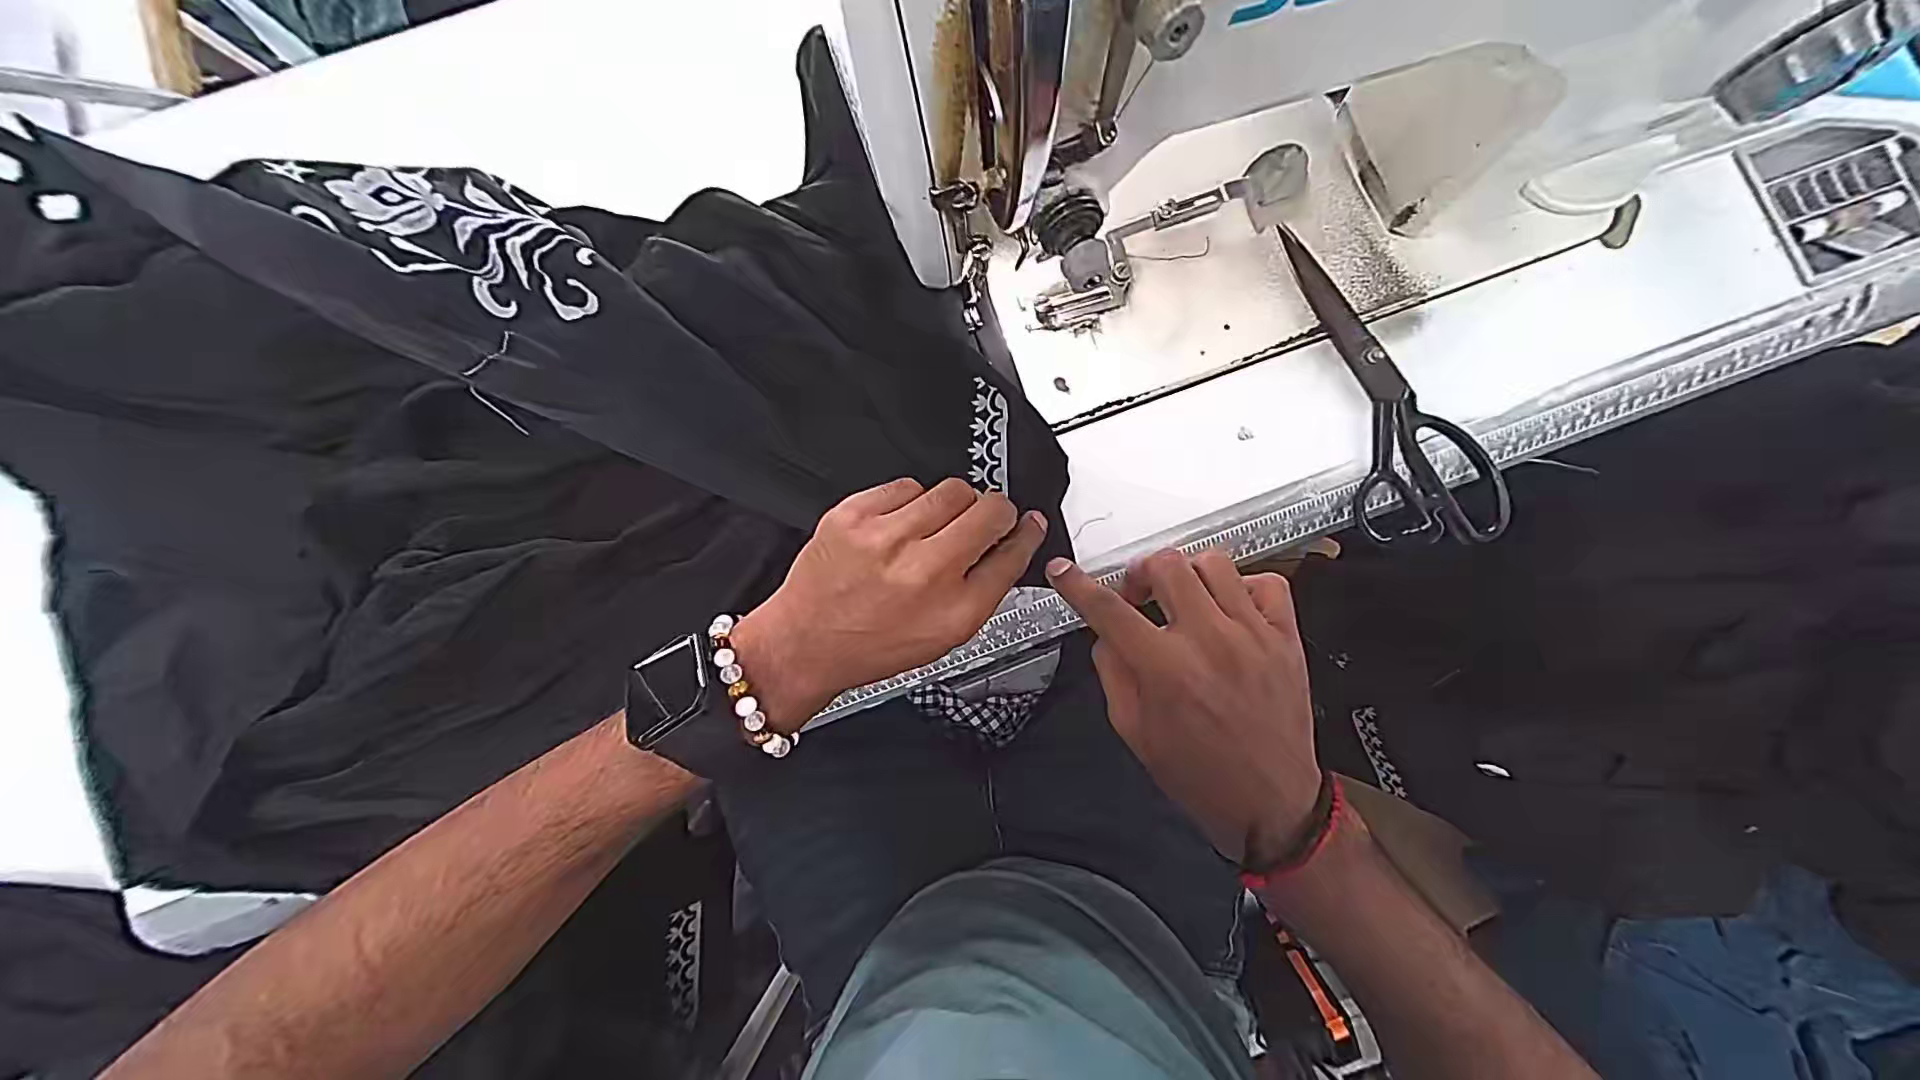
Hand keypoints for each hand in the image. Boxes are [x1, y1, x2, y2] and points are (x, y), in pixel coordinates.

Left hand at [730, 478, 1047, 731]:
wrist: (805, 642)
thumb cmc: (871, 644)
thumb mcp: (943, 635)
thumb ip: (983, 589)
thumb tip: (1008, 546)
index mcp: (954, 611)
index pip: (1012, 555)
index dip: (1025, 534)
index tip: (1027, 524)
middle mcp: (924, 572)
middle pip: (990, 511)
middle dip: (995, 511)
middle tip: (983, 519)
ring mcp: (887, 538)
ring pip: (951, 490)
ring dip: (952, 504)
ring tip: (931, 527)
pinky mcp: (855, 515)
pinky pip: (907, 484)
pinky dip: (910, 500)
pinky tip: (898, 524)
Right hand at [1047, 549, 1321, 867]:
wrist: (1270, 804)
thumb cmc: (1204, 775)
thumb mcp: (1134, 730)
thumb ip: (1112, 673)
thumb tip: (1104, 634)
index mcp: (1166, 670)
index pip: (1107, 609)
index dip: (1076, 584)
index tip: (1065, 573)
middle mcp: (1210, 644)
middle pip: (1164, 566)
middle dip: (1138, 573)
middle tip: (1137, 593)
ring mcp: (1253, 637)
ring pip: (1213, 563)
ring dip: (1187, 574)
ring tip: (1183, 597)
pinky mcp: (1285, 640)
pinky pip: (1267, 582)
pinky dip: (1243, 585)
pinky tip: (1229, 605)